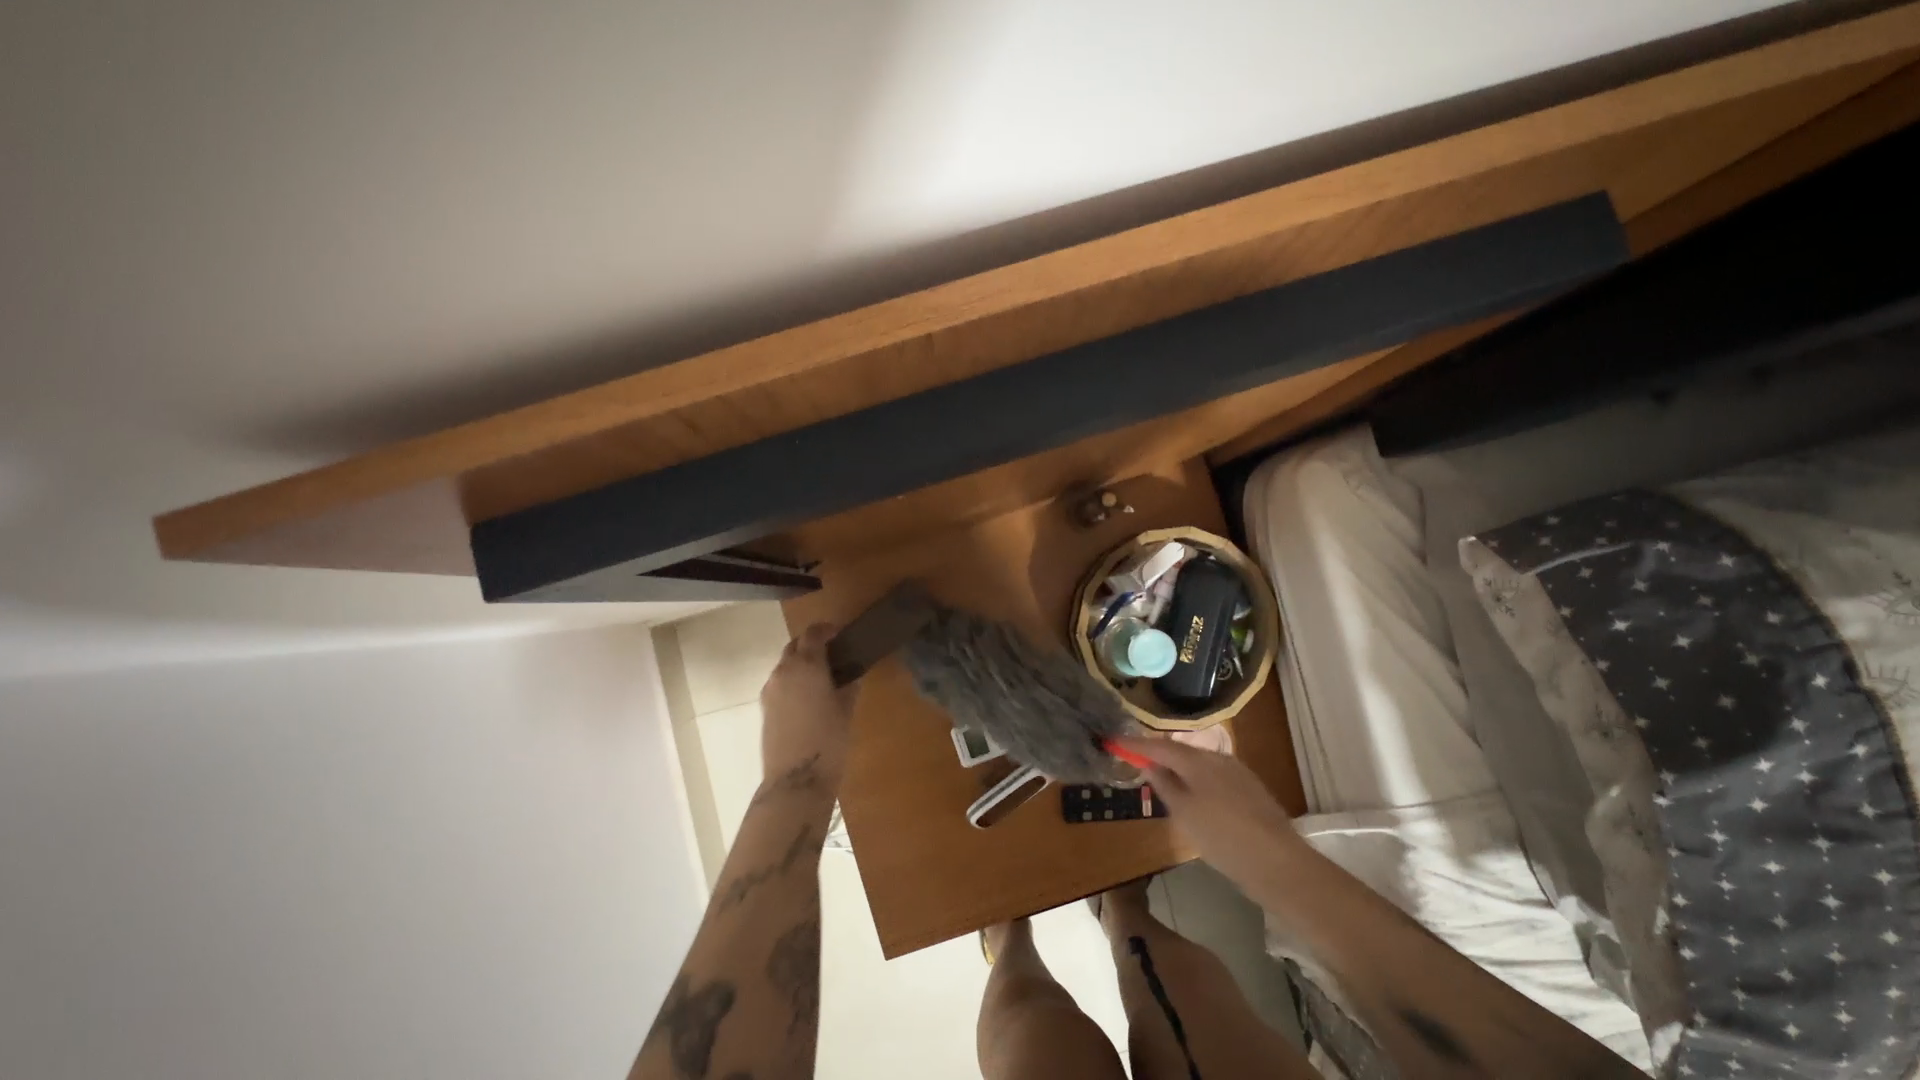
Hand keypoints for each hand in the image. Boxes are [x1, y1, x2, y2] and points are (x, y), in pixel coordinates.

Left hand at [758, 623, 857, 799]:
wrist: (796, 778)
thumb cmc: (829, 740)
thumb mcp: (846, 709)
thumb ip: (849, 685)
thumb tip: (853, 672)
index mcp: (806, 665)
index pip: (813, 634)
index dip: (826, 629)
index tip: (839, 633)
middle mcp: (783, 671)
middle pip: (794, 646)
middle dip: (811, 644)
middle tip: (832, 654)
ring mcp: (770, 690)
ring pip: (785, 666)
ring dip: (800, 664)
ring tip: (821, 679)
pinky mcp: (764, 708)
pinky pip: (779, 684)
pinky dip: (792, 682)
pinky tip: (807, 699)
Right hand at [1114, 735, 1303, 888]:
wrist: (1276, 861)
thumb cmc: (1222, 837)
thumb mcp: (1184, 814)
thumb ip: (1165, 786)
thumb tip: (1149, 765)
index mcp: (1198, 762)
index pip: (1159, 747)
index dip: (1135, 745)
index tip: (1114, 741)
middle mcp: (1218, 758)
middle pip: (1182, 751)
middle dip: (1159, 754)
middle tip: (1138, 759)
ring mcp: (1238, 772)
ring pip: (1200, 763)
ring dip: (1179, 767)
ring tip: (1163, 777)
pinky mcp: (1250, 788)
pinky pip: (1215, 775)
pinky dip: (1197, 779)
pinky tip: (1195, 794)